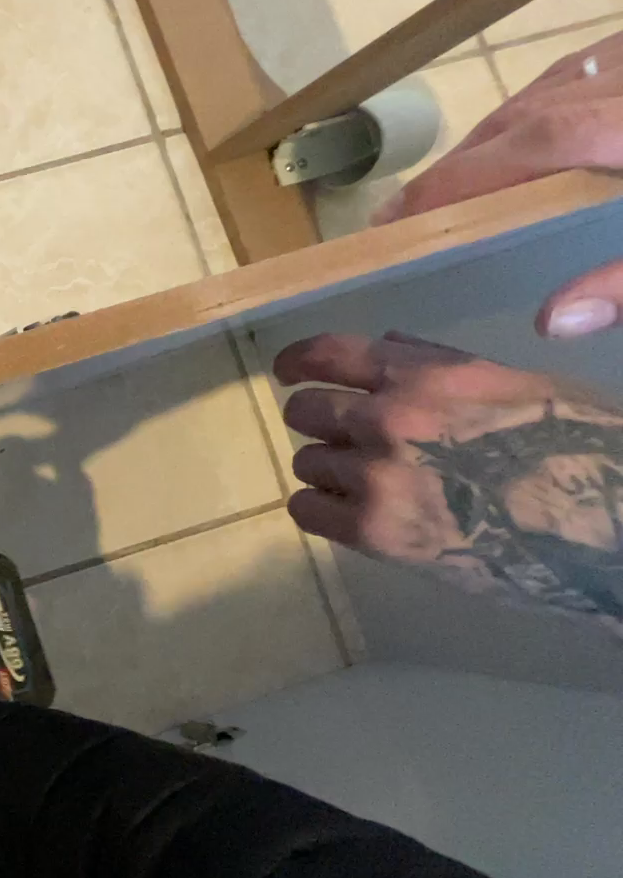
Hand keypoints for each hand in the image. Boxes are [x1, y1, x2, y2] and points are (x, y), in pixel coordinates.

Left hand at [276, 332, 622, 634]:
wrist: (618, 533)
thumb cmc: (582, 453)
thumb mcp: (523, 390)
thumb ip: (444, 367)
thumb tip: (384, 344)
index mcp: (429, 380)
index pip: (327, 355)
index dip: (296, 363)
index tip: (287, 373)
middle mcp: (391, 422)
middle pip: (303, 412)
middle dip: (324, 425)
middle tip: (357, 443)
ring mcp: (376, 478)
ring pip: (305, 462)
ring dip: (330, 471)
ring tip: (382, 484)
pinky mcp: (370, 530)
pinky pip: (303, 508)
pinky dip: (323, 510)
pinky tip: (359, 512)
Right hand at [373, 30, 622, 338]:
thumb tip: (554, 320)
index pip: (528, 146)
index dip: (450, 186)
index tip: (393, 226)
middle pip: (526, 116)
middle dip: (456, 169)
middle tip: (406, 218)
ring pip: (552, 89)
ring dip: (492, 140)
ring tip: (455, 185)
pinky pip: (589, 70)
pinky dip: (544, 106)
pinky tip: (530, 137)